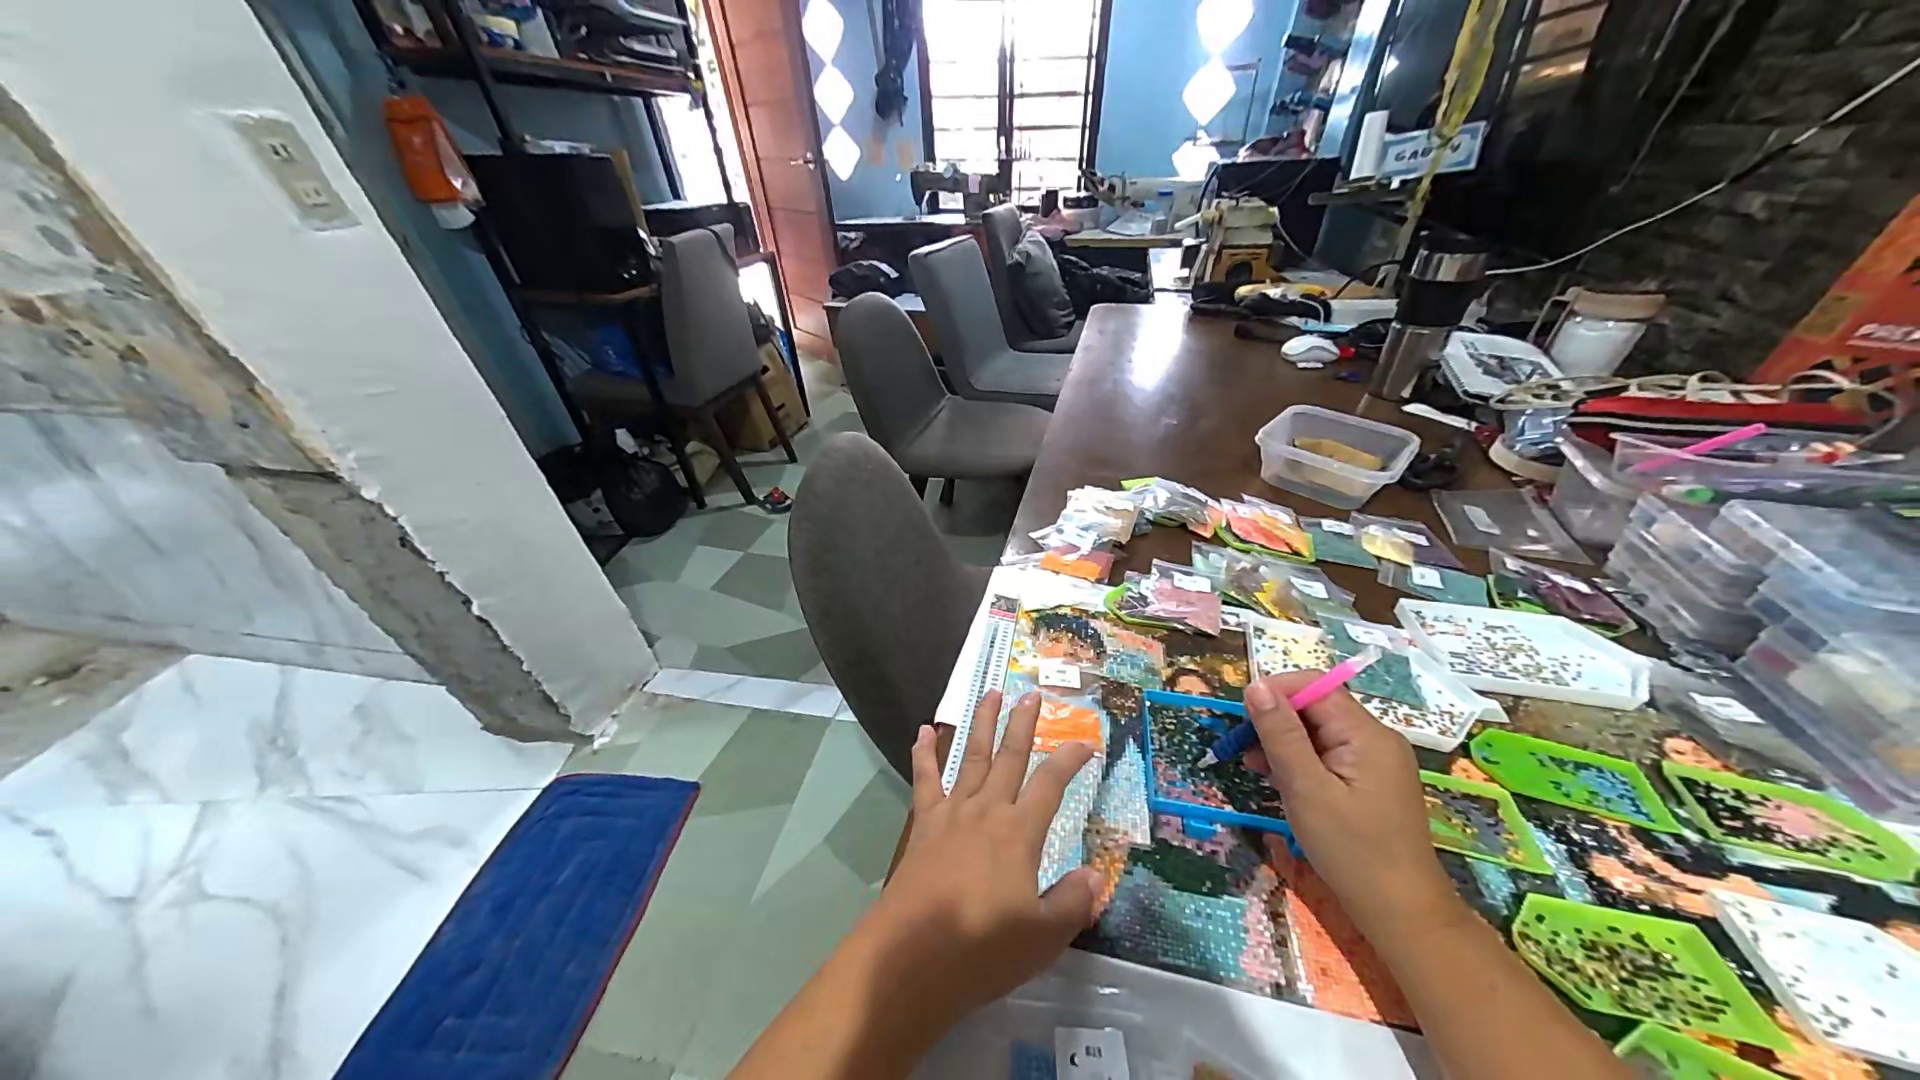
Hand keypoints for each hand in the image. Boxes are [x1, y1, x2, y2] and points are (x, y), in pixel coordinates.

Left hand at [859, 690, 1100, 1024]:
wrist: (912, 956)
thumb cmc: (981, 949)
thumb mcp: (1042, 937)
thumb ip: (1072, 902)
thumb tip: (1095, 874)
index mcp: (1019, 832)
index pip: (1052, 784)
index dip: (1070, 759)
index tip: (1086, 743)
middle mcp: (987, 811)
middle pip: (1009, 756)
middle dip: (1023, 723)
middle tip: (1032, 695)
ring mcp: (952, 813)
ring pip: (972, 757)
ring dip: (982, 723)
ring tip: (990, 693)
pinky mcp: (924, 824)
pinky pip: (925, 779)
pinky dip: (923, 753)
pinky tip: (921, 730)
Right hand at [1243, 672, 1460, 936]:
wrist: (1401, 912)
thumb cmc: (1350, 849)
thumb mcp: (1305, 788)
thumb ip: (1280, 734)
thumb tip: (1256, 686)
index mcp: (1366, 734)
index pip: (1315, 686)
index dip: (1276, 691)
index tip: (1243, 718)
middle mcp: (1376, 738)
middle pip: (1316, 707)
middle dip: (1276, 721)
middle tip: (1244, 750)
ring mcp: (1375, 760)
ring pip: (1319, 731)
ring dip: (1284, 742)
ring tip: (1257, 769)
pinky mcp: (1370, 780)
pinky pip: (1328, 753)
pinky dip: (1300, 760)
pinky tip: (1280, 780)